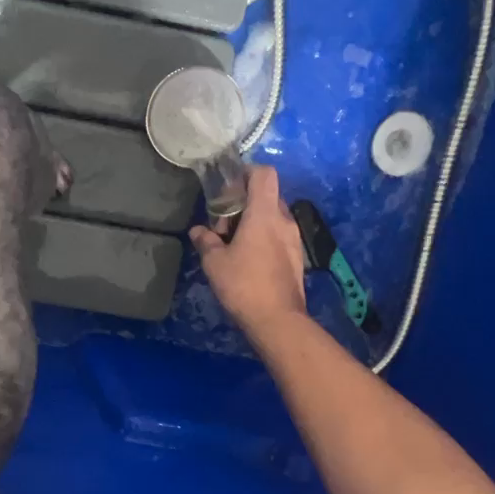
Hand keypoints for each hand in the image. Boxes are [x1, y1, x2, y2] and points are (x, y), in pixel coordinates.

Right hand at [190, 165, 306, 333]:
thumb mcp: (215, 263)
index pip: (264, 174)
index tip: (228, 188)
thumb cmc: (243, 285)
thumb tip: (198, 231)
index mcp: (264, 214)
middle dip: (244, 203)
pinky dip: (264, 238)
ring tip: (234, 244)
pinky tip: (248, 260)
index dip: (246, 173)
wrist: (277, 319)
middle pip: (266, 196)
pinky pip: (279, 235)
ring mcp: (294, 239)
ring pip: (273, 217)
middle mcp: (284, 220)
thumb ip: (206, 241)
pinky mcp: (296, 257)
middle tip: (224, 225)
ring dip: (254, 222)